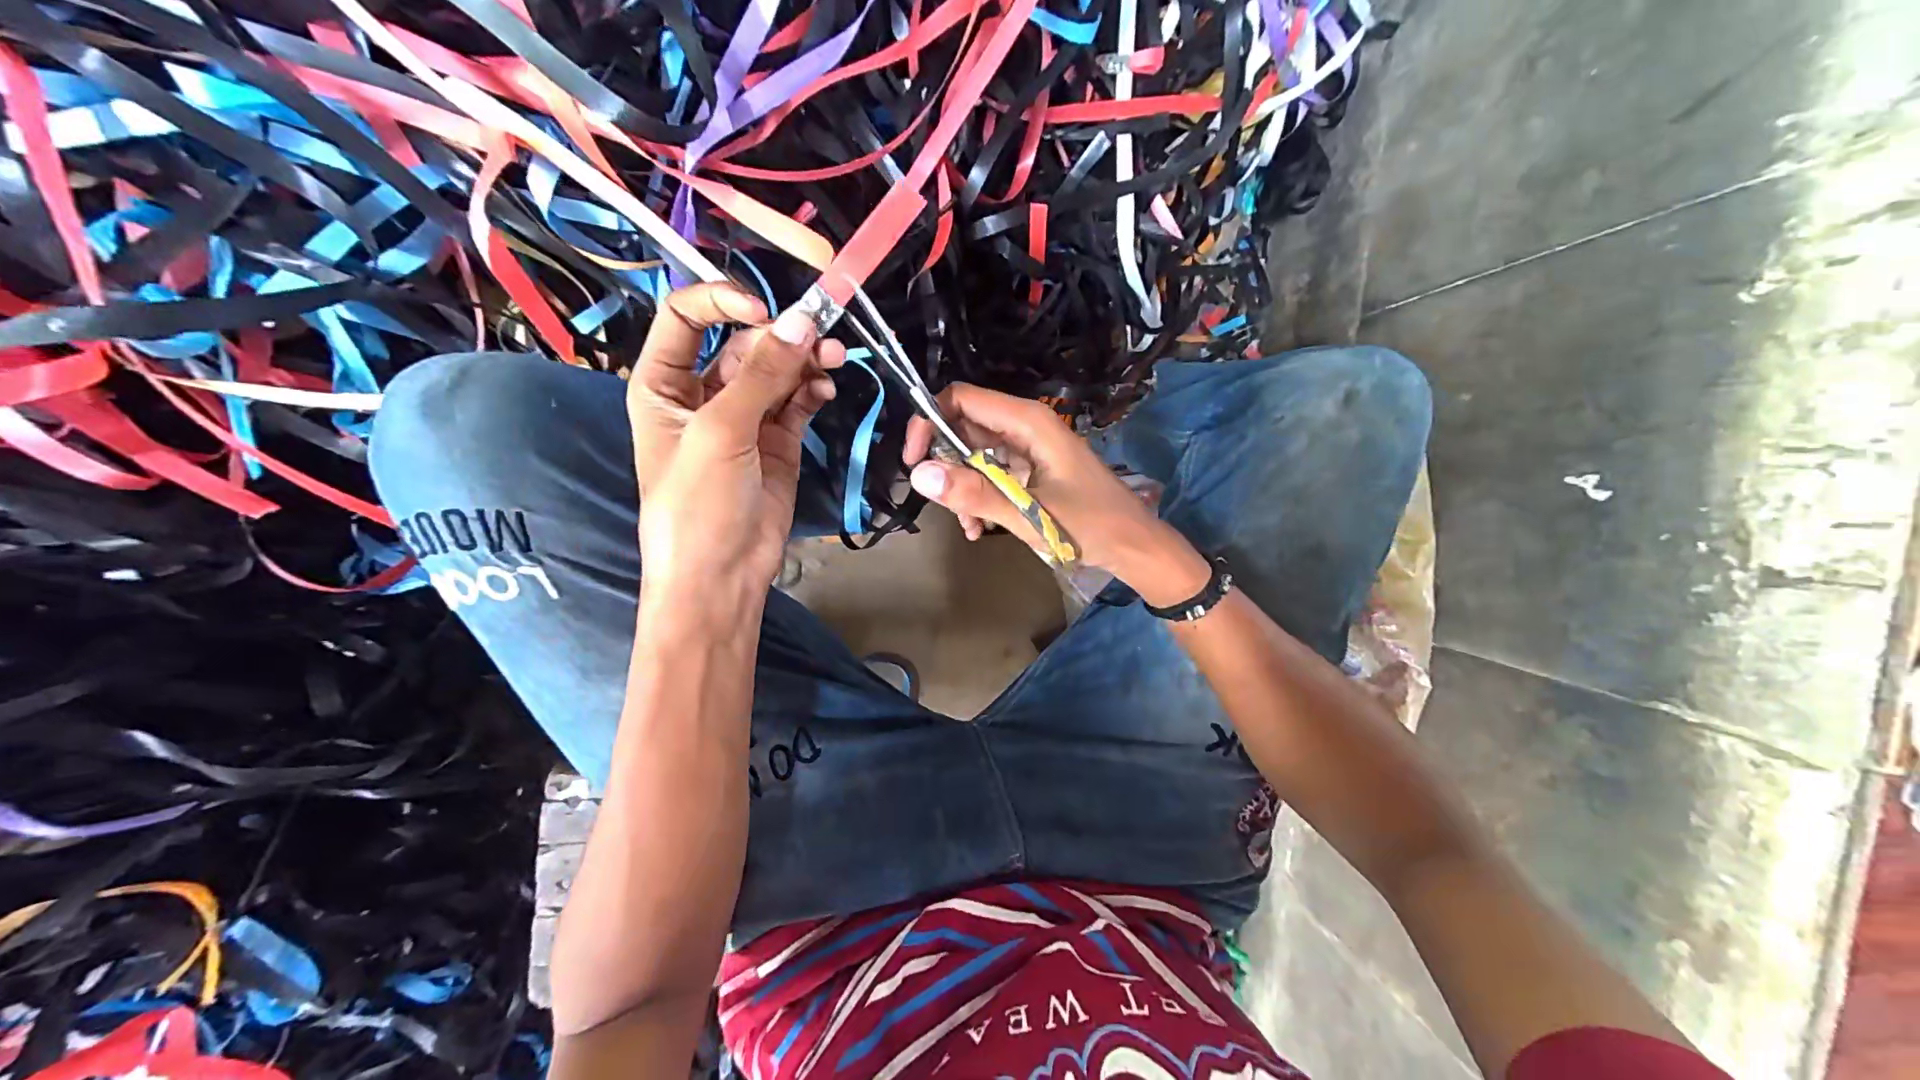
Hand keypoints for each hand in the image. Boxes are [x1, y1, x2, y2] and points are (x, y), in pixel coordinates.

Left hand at [628, 284, 843, 607]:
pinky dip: (812, 389)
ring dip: (804, 360)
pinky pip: (796, 401)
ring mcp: (743, 419)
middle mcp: (702, 395)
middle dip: (779, 336)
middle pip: (742, 344)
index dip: (721, 303)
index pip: (685, 319)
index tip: (762, 309)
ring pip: (776, 371)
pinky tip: (825, 388)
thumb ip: (763, 375)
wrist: (720, 575)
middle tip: (820, 335)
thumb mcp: (721, 432)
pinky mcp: (777, 441)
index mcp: (663, 385)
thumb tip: (802, 323)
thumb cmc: (697, 505)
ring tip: (833, 358)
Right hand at [902, 383, 1210, 607]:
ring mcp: (1029, 449)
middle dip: (946, 462)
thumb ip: (973, 494)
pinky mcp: (1033, 470)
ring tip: (967, 525)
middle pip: (965, 426)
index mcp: (1028, 423)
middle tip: (941, 500)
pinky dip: (980, 496)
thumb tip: (919, 475)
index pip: (962, 399)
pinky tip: (979, 528)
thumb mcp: (1027, 514)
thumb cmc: (1089, 526)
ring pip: (976, 454)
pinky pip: (993, 473)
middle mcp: (1026, 427)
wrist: (1134, 546)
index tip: (914, 461)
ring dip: (962, 486)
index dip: (929, 422)